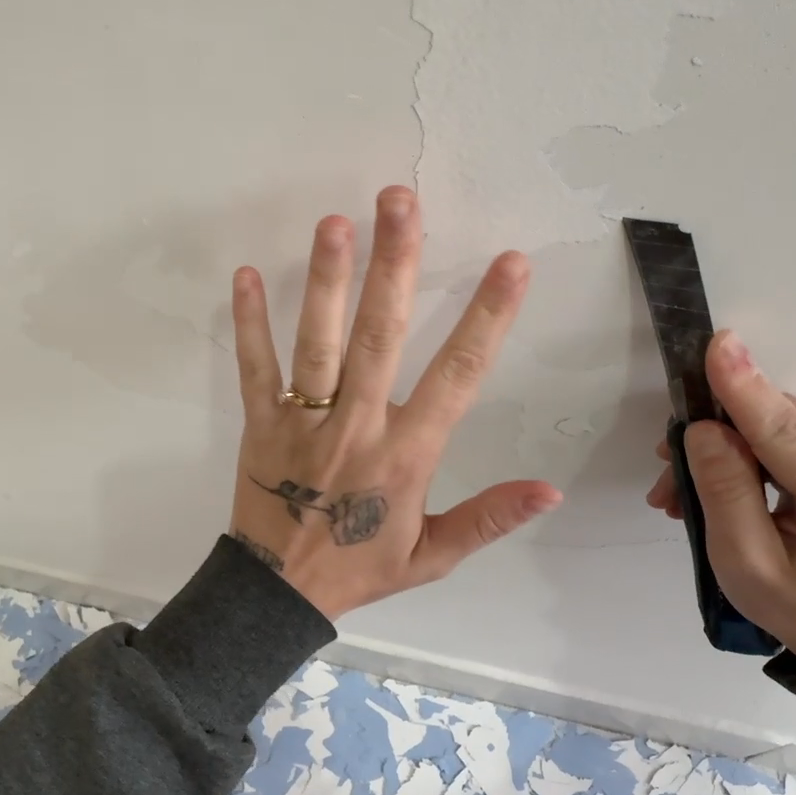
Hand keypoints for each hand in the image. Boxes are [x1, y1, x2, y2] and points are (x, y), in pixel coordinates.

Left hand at [228, 186, 560, 619]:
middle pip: (381, 338)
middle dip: (395, 266)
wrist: (277, 592)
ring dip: (327, 282)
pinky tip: (245, 275)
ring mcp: (303, 423)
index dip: (486, 319)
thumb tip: (550, 490)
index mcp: (406, 455)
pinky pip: (254, 370)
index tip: (510, 263)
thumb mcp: (431, 557)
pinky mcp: (260, 426)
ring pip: (318, 345)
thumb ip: (488, 518)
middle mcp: (356, 427)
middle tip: (401, 202)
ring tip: (336, 222)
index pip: (456, 377)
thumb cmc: (357, 568)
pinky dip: (248, 325)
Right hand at [646, 331, 795, 664]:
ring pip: (789, 426)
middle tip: (664, 474)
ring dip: (731, 446)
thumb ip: (724, 492)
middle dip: (719, 438)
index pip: (789, 434)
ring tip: (683, 489)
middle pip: (786, 424)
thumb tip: (705, 431)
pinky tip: (723, 477)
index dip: (746, 390)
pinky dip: (754, 451)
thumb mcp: (741, 561)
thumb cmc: (793, 606)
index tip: (717, 345)